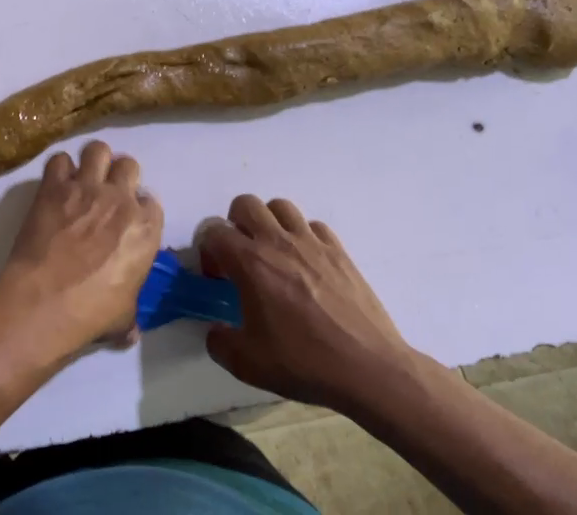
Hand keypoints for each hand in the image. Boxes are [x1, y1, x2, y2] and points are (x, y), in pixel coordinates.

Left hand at [0, 140, 163, 357]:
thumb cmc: (92, 312)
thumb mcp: (125, 316)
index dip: (138, 208)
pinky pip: (59, 160)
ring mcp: (85, 188)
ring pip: (97, 150)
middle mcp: (120, 199)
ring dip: (92, 161)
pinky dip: (58, 169)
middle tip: (105, 193)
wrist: (45, 299)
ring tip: (82, 177)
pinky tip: (54, 183)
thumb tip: (130, 330)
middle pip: (128, 166)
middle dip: (119, 175)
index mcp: (146, 228)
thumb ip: (131, 314)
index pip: (151, 202)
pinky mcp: (53, 186)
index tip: (126, 219)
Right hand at [200, 196, 417, 413]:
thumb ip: (219, 342)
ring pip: (281, 207)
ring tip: (273, 254)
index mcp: (250, 263)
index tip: (217, 277)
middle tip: (241, 257)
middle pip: (245, 204)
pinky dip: (304, 237)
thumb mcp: (246, 364)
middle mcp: (278, 243)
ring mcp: (313, 244)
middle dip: (234, 224)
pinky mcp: (341, 253)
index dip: (207, 250)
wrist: (369, 371)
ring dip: (269, 223)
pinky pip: (314, 226)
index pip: (213, 230)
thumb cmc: (304, 363)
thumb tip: (216, 331)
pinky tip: (307, 265)